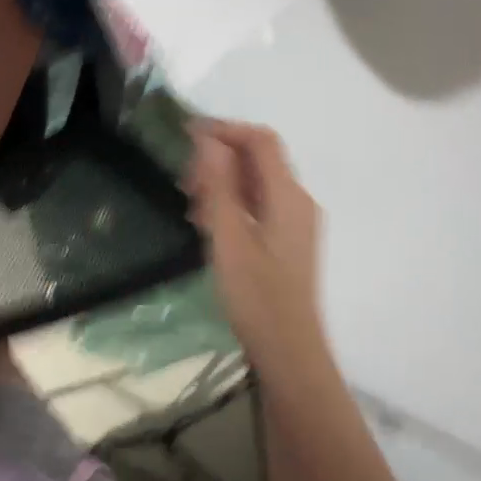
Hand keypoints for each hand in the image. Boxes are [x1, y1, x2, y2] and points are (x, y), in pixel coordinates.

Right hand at [186, 120, 327, 369]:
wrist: (288, 351)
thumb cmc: (256, 295)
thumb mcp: (229, 237)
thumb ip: (219, 186)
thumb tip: (207, 140)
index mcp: (288, 196)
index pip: (260, 140)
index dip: (223, 129)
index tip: (183, 136)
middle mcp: (298, 201)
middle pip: (258, 158)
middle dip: (218, 158)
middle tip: (183, 181)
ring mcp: (295, 221)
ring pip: (255, 181)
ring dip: (221, 181)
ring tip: (190, 205)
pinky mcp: (286, 239)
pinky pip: (257, 203)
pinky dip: (230, 201)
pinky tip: (206, 224)